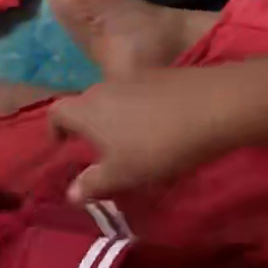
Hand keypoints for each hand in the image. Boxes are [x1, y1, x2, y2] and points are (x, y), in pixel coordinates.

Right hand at [48, 67, 240, 202]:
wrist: (212, 107)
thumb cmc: (156, 145)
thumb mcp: (122, 174)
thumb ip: (93, 183)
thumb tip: (70, 193)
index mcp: (86, 108)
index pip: (56, 113)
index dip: (55, 129)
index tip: (62, 146)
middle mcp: (105, 86)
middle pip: (87, 104)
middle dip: (89, 126)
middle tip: (100, 151)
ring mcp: (136, 77)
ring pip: (115, 98)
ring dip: (117, 118)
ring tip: (132, 144)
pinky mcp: (163, 75)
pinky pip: (141, 95)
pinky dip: (143, 111)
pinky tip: (161, 129)